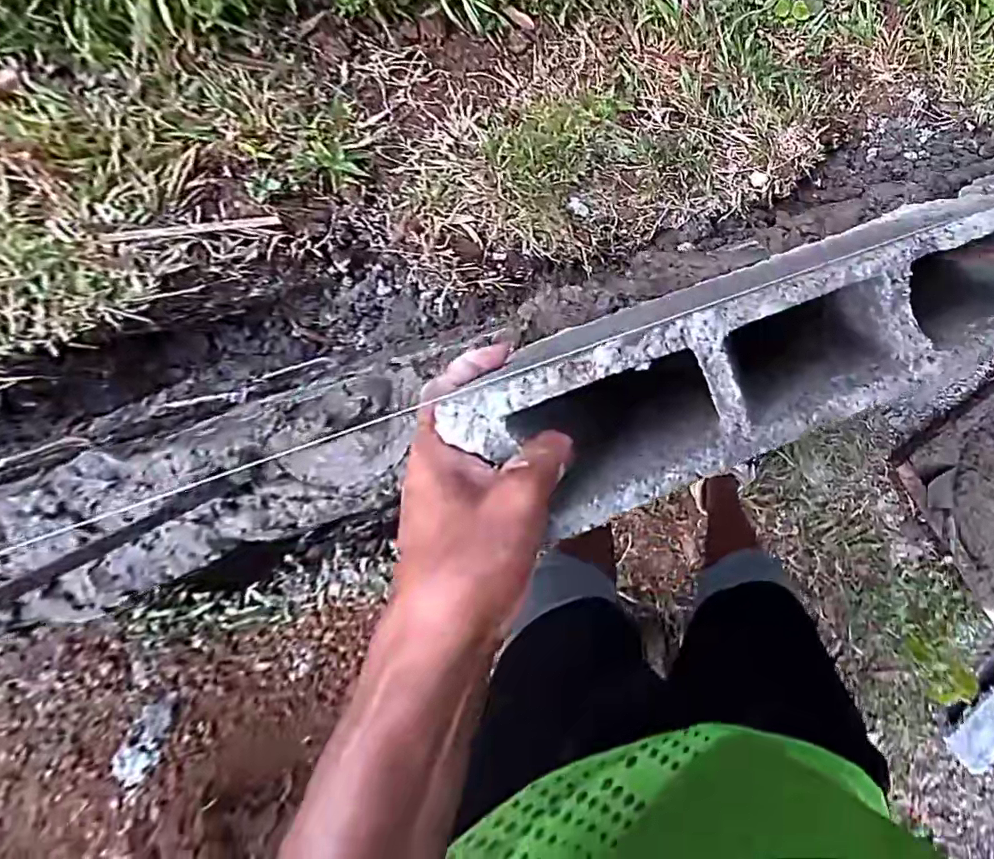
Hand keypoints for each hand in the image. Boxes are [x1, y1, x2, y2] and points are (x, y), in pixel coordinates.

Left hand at [394, 343, 573, 638]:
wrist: (443, 640)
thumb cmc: (467, 565)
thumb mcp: (515, 500)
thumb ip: (540, 459)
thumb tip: (558, 438)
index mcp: (434, 457)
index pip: (444, 393)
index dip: (472, 366)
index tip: (508, 352)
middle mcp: (438, 474)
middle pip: (468, 420)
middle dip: (504, 399)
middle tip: (545, 385)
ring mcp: (453, 502)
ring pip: (487, 454)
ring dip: (517, 437)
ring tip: (557, 421)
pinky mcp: (470, 527)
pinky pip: (498, 483)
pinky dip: (523, 469)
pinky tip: (554, 473)